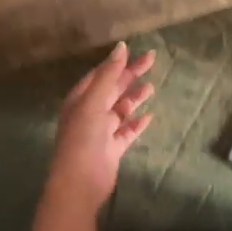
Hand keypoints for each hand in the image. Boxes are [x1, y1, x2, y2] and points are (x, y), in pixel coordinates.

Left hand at [48, 42, 155, 209]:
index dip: (118, 62)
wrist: (79, 183)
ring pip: (121, 109)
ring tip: (151, 87)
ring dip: (134, 97)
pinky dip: (137, 123)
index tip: (137, 51)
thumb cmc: (83, 138)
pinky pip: (127, 131)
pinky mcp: (112, 149)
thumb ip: (108, 75)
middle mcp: (90, 112)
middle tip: (152, 60)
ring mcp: (101, 132)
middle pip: (113, 88)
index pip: (101, 74)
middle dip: (131, 75)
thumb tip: (122, 46)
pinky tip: (150, 116)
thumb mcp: (93, 102)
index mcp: (80, 99)